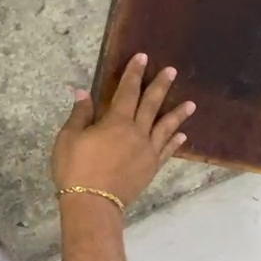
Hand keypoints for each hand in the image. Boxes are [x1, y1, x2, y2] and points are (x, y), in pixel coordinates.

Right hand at [52, 54, 194, 206]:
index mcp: (116, 122)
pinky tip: (182, 136)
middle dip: (160, 86)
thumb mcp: (69, 137)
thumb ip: (80, 114)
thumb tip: (83, 92)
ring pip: (165, 127)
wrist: (93, 203)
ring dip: (177, 114)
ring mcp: (147, 151)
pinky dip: (175, 142)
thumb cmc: (75, 167)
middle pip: (151, 105)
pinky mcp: (150, 168)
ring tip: (191, 104)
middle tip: (172, 71)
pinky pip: (166, 150)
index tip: (142, 58)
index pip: (127, 91)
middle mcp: (137, 132)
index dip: (134, 74)